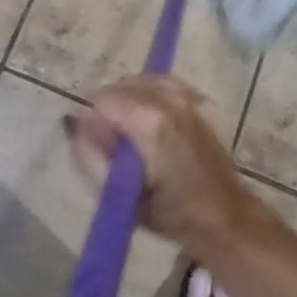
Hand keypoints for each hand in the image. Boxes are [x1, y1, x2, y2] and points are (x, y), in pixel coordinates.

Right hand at [64, 75, 267, 253]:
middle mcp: (170, 99)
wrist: (223, 216)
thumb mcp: (119, 193)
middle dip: (112, 108)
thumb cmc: (169, 212)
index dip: (94, 120)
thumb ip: (90, 153)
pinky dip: (154, 95)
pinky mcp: (202, 100)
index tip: (101, 146)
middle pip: (123, 84)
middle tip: (116, 143)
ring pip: (144, 80)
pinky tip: (155, 120)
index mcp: (150, 121)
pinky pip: (167, 84)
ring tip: (134, 132)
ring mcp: (190, 96)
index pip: (102, 98)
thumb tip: (74, 120)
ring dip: (132, 99)